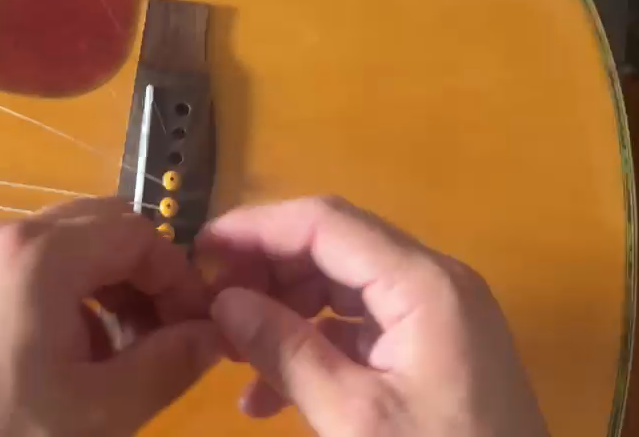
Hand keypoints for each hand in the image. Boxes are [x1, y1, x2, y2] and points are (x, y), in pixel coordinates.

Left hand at [0, 197, 222, 436]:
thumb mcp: (98, 414)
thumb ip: (168, 365)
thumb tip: (217, 333)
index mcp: (40, 254)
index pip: (137, 231)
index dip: (177, 275)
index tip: (197, 326)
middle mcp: (9, 231)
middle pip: (104, 224)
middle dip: (145, 274)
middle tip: (163, 335)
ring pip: (72, 239)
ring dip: (110, 282)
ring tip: (121, 351)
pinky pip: (37, 258)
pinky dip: (71, 289)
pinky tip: (72, 350)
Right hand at [197, 196, 548, 436]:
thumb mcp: (356, 422)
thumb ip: (285, 351)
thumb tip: (222, 301)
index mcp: (424, 282)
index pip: (324, 221)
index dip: (257, 228)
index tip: (201, 250)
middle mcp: (433, 281)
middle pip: (332, 246)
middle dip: (267, 271)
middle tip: (211, 302)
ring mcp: (437, 315)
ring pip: (341, 285)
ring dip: (284, 311)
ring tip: (230, 349)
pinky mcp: (434, 350)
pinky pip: (361, 326)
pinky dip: (315, 346)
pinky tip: (269, 392)